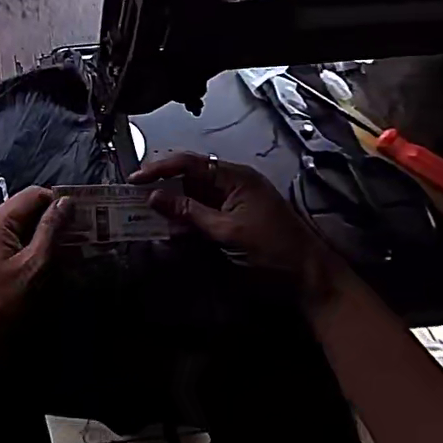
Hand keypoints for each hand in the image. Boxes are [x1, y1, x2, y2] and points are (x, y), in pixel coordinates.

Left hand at [0, 187, 69, 362]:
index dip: (59, 203)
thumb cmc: (3, 303)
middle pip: (24, 207)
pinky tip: (44, 259)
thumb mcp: (33, 266)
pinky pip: (6, 237)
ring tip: (66, 248)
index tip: (83, 218)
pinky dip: (25, 243)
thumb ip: (51, 230)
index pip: (33, 195)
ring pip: (17, 223)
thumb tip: (66, 201)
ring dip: (40, 233)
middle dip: (51, 219)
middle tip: (79, 235)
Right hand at [132, 152, 329, 289]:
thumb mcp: (227, 231)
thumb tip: (153, 197)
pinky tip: (167, 229)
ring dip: (170, 207)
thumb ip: (189, 213)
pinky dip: (183, 221)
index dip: (159, 169)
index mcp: (234, 177)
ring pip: (191, 198)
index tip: (134, 181)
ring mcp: (231, 203)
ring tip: (143, 215)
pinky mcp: (230, 222)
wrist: (309, 279)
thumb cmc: (272, 250)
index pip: (190, 163)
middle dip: (161, 187)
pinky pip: (200, 215)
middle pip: (188, 178)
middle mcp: (231, 185)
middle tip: (133, 198)